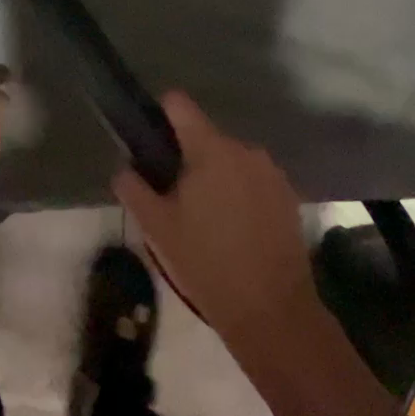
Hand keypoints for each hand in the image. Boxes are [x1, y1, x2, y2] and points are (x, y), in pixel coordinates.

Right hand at [113, 92, 319, 343]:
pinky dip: (242, 195)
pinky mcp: (289, 196)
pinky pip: (254, 181)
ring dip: (218, 178)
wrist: (272, 311)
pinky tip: (236, 232)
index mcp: (209, 149)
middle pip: (206, 138)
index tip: (152, 144)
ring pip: (232, 161)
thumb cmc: (206, 263)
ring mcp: (271, 172)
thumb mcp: (157, 229)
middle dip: (189, 159)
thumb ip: (134, 189)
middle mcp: (244, 149)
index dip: (161, 116)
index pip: (179, 104)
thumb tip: (125, 169)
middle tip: (177, 199)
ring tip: (208, 221)